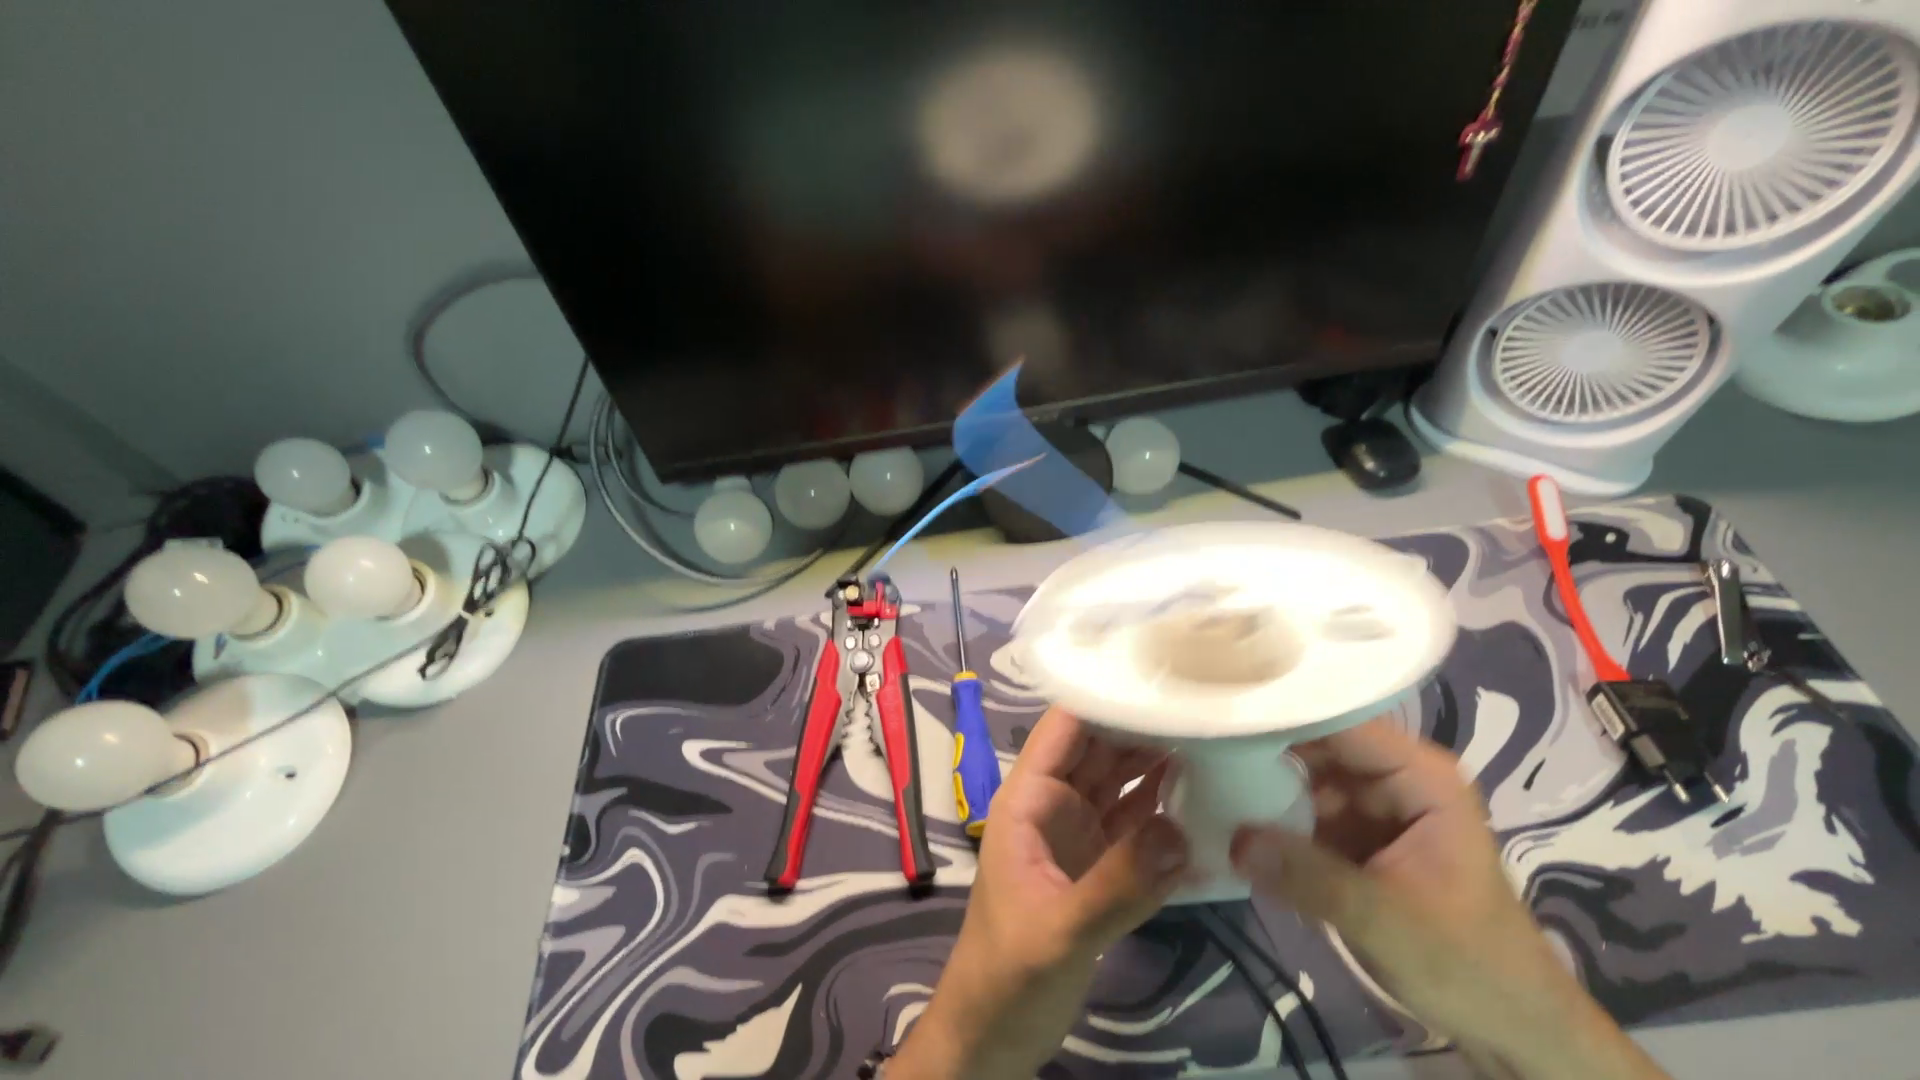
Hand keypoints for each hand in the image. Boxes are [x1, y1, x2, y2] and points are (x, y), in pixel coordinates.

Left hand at [889, 707, 1187, 1079]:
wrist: (994, 1035)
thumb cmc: (1008, 975)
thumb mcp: (1059, 931)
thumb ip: (1118, 884)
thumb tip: (1184, 832)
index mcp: (1028, 801)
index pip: (1066, 728)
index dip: (1108, 699)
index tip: (1164, 679)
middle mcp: (1056, 806)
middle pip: (1103, 748)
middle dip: (1146, 724)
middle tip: (1210, 703)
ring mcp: (1081, 835)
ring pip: (1124, 782)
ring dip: (1163, 762)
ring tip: (1219, 736)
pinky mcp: (1102, 866)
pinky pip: (1139, 825)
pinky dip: (1168, 811)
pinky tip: (1209, 796)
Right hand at [1231, 719, 1669, 1079]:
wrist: (1508, 1024)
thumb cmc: (1467, 962)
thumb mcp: (1387, 920)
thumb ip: (1310, 877)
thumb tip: (1234, 838)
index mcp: (1420, 776)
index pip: (1340, 723)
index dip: (1282, 716)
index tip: (1220, 715)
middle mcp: (1392, 778)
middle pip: (1313, 744)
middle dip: (1259, 747)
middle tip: (1194, 747)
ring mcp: (1369, 807)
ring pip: (1300, 777)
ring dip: (1256, 783)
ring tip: (1196, 775)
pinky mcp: (1351, 838)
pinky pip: (1300, 812)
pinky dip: (1266, 816)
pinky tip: (1221, 812)